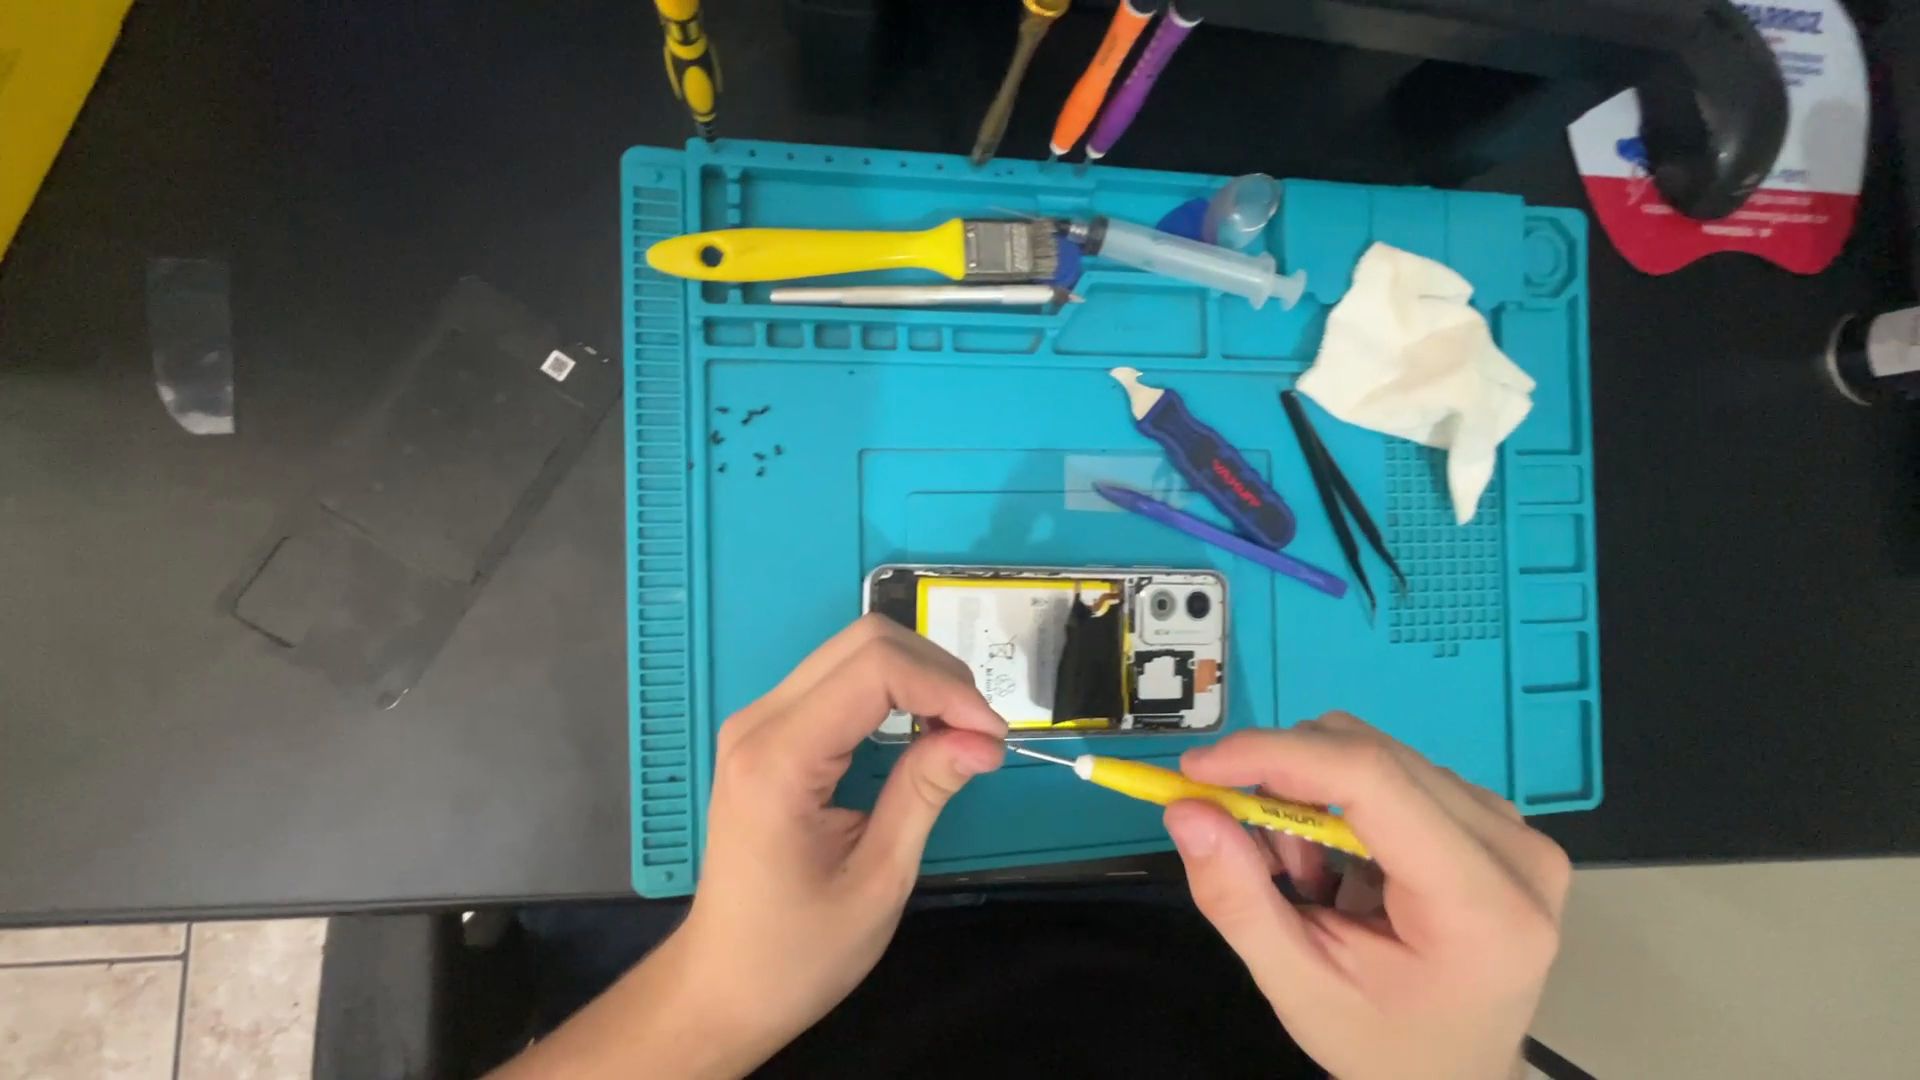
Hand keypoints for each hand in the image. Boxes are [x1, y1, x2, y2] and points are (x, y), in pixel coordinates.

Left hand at [670, 615, 1005, 1072]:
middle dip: (937, 673)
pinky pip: (841, 676)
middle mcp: (760, 720)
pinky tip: (921, 726)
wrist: (721, 985)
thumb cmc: (798, 952)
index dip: (946, 688)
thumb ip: (927, 791)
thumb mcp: (879, 879)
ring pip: (855, 649)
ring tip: (959, 730)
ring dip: (919, 676)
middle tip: (979, 732)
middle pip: (865, 641)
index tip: (991, 737)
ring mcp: (759, 718)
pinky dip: (895, 688)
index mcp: (779, 759)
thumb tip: (986, 738)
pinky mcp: (770, 727)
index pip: (875, 670)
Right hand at [1163, 712, 1570, 1079]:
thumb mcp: (1297, 987)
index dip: (1274, 754)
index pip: (1370, 778)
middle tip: (1248, 841)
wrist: (1457, 1079)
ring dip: (1307, 792)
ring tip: (1304, 870)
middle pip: (1364, 752)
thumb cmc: (1383, 1044)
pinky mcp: (1488, 815)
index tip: (1197, 768)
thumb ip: (1237, 899)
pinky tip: (1337, 858)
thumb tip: (1184, 809)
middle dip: (1282, 782)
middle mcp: (1511, 848)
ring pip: (1368, 750)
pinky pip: (1385, 765)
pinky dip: (1333, 796)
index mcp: (1480, 905)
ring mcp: (1507, 826)